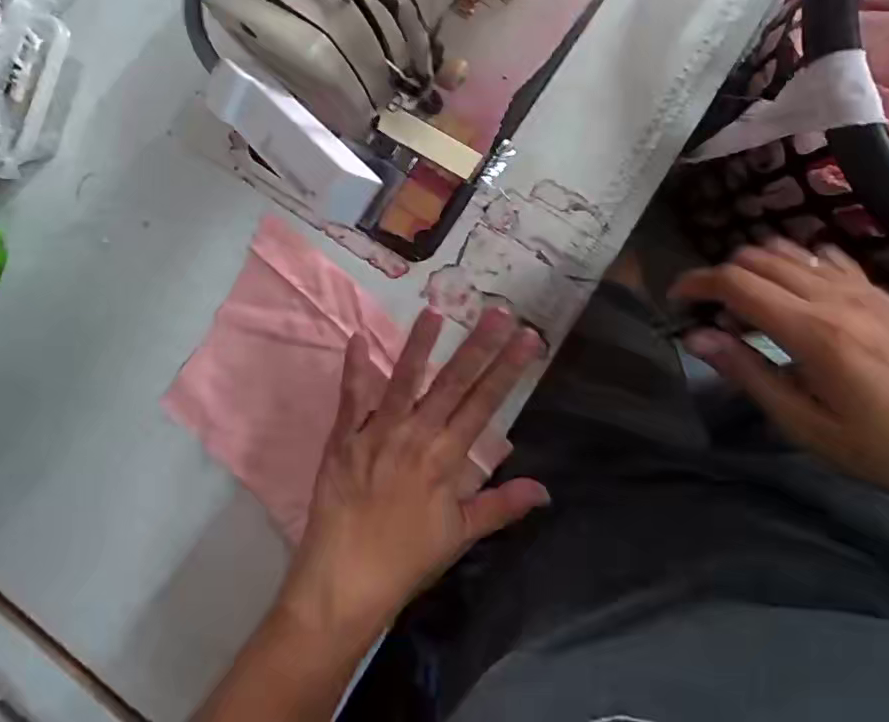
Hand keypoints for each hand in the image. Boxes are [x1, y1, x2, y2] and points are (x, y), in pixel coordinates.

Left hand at [276, 308, 550, 646]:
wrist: (346, 578)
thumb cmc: (407, 558)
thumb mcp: (460, 536)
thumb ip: (500, 506)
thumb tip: (545, 489)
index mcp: (446, 459)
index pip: (484, 404)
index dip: (508, 369)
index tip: (527, 338)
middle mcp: (415, 437)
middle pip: (452, 384)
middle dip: (478, 346)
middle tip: (497, 311)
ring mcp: (377, 432)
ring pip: (403, 380)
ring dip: (420, 344)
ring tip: (436, 310)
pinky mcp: (344, 436)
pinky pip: (351, 397)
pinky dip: (354, 367)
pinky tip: (357, 336)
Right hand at [671, 240, 888, 526]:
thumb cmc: (883, 451)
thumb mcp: (804, 425)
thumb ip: (746, 373)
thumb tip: (695, 337)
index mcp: (814, 332)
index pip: (735, 282)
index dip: (695, 284)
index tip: (674, 302)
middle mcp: (836, 298)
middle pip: (755, 258)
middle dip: (719, 277)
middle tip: (709, 314)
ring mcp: (863, 292)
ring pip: (786, 250)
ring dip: (753, 268)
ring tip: (745, 306)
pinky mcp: (881, 296)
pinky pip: (824, 257)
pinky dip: (793, 264)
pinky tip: (791, 294)